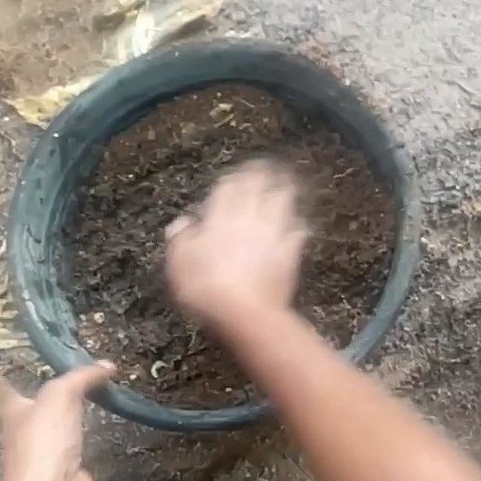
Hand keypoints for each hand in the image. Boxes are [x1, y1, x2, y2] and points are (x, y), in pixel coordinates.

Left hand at [0, 362, 112, 480]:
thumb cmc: (43, 439)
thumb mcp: (61, 395)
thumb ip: (82, 377)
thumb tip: (108, 365)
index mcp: (14, 409)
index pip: (4, 384)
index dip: (3, 372)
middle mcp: (24, 430)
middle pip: (32, 407)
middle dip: (44, 394)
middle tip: (62, 377)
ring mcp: (44, 451)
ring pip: (53, 427)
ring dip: (66, 416)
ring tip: (84, 399)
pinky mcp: (65, 467)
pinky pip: (74, 446)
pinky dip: (82, 438)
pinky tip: (92, 432)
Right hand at [165, 160, 307, 333]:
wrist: (245, 313)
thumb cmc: (207, 290)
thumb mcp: (180, 266)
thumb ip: (181, 241)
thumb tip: (181, 224)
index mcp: (220, 217)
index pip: (229, 186)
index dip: (234, 177)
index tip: (237, 173)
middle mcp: (249, 218)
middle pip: (261, 185)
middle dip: (265, 173)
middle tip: (267, 167)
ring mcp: (273, 234)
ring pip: (284, 201)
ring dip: (286, 191)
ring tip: (287, 185)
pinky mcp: (291, 254)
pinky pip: (299, 231)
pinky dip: (299, 226)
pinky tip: (300, 226)